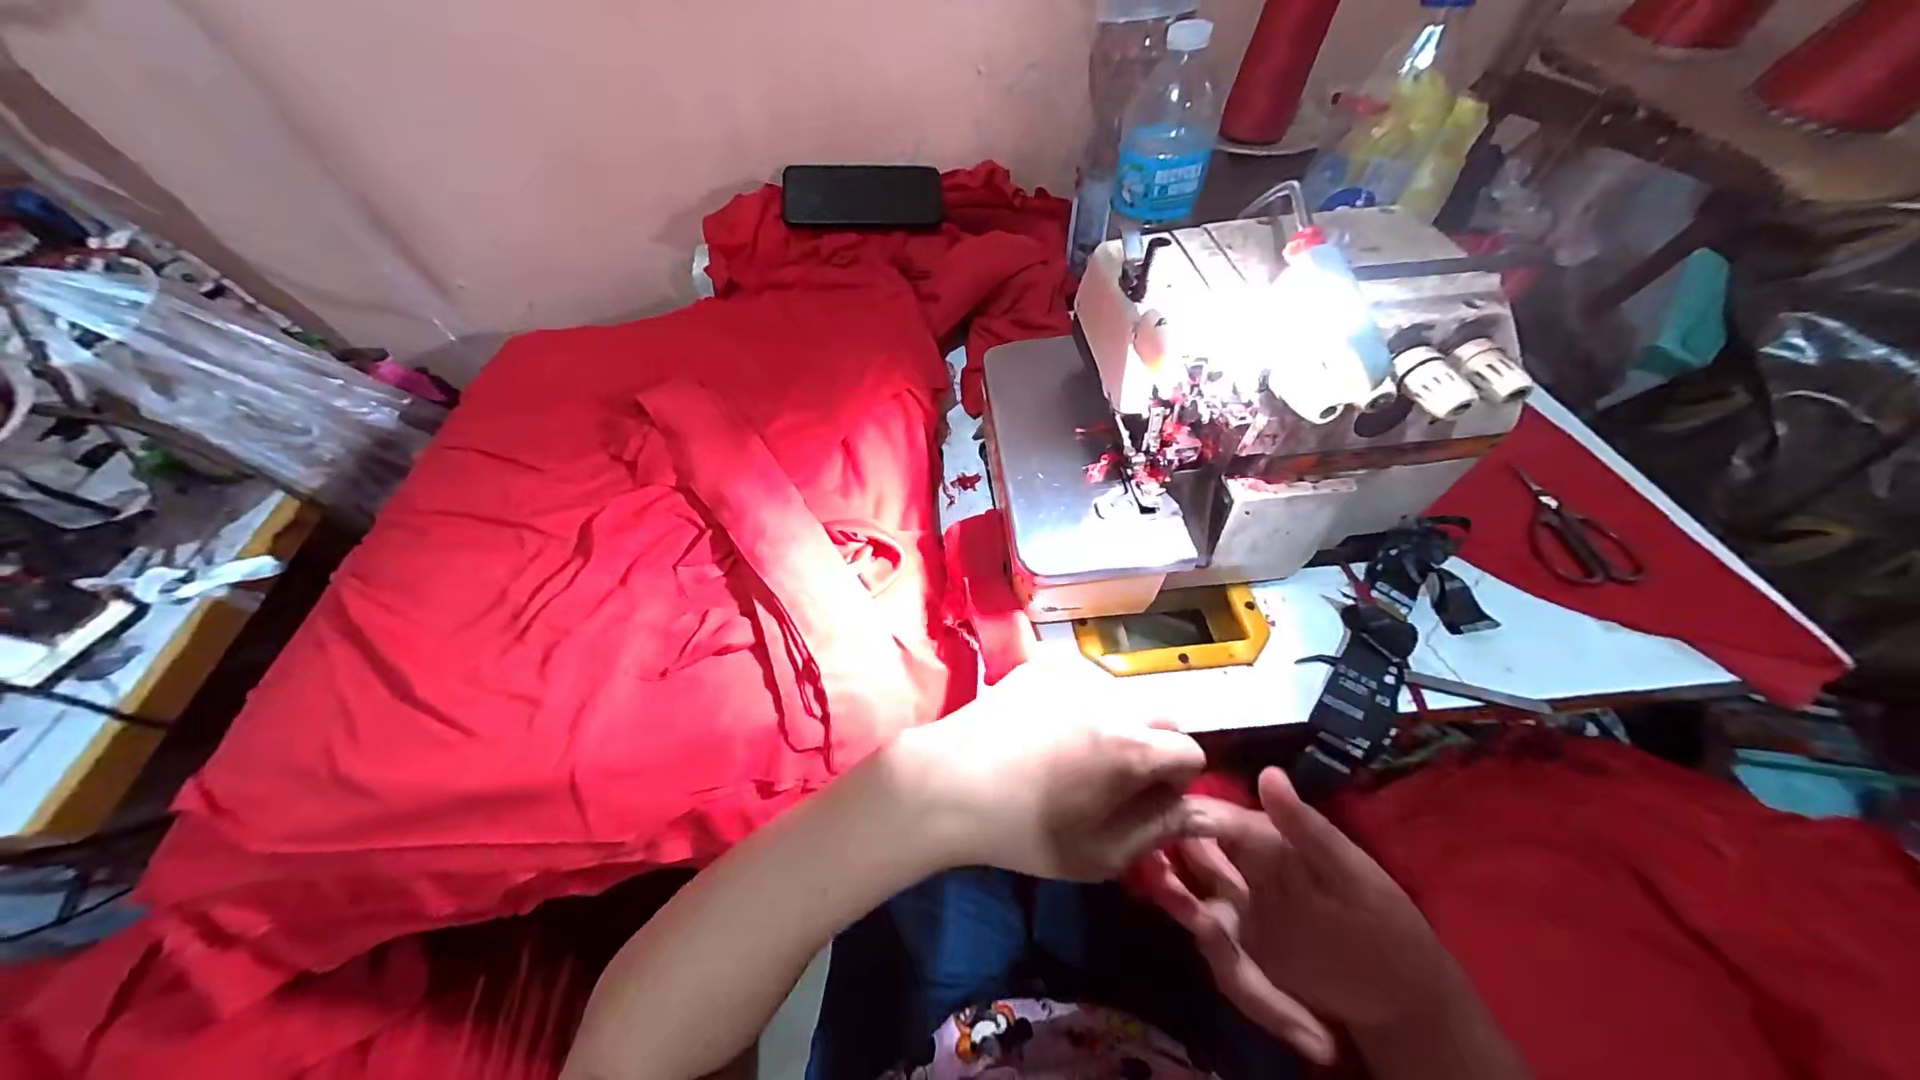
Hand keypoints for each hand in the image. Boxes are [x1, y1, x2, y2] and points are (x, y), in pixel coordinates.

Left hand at [891, 660, 1207, 881]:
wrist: (946, 783)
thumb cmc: (1022, 829)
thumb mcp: (1098, 851)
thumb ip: (1157, 828)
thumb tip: (1192, 809)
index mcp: (1129, 745)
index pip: (1189, 751)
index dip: (1175, 782)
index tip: (1143, 801)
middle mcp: (1110, 697)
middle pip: (1159, 717)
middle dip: (1150, 749)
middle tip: (1109, 779)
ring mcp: (1072, 673)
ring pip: (1121, 697)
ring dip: (1114, 722)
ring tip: (1071, 752)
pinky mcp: (1041, 664)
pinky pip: (1083, 682)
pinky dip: (1080, 703)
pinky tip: (1044, 729)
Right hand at [1134, 768, 1474, 1065]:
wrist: (1406, 997)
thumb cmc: (1385, 920)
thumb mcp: (1350, 872)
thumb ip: (1306, 826)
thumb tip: (1267, 772)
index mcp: (1259, 838)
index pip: (1203, 818)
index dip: (1172, 822)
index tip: (1147, 838)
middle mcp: (1238, 870)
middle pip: (1185, 867)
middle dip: (1173, 888)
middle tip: (1204, 925)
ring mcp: (1236, 914)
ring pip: (1201, 925)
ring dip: (1226, 959)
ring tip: (1284, 1009)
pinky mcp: (1242, 956)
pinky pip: (1227, 971)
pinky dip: (1262, 1003)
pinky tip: (1313, 1034)